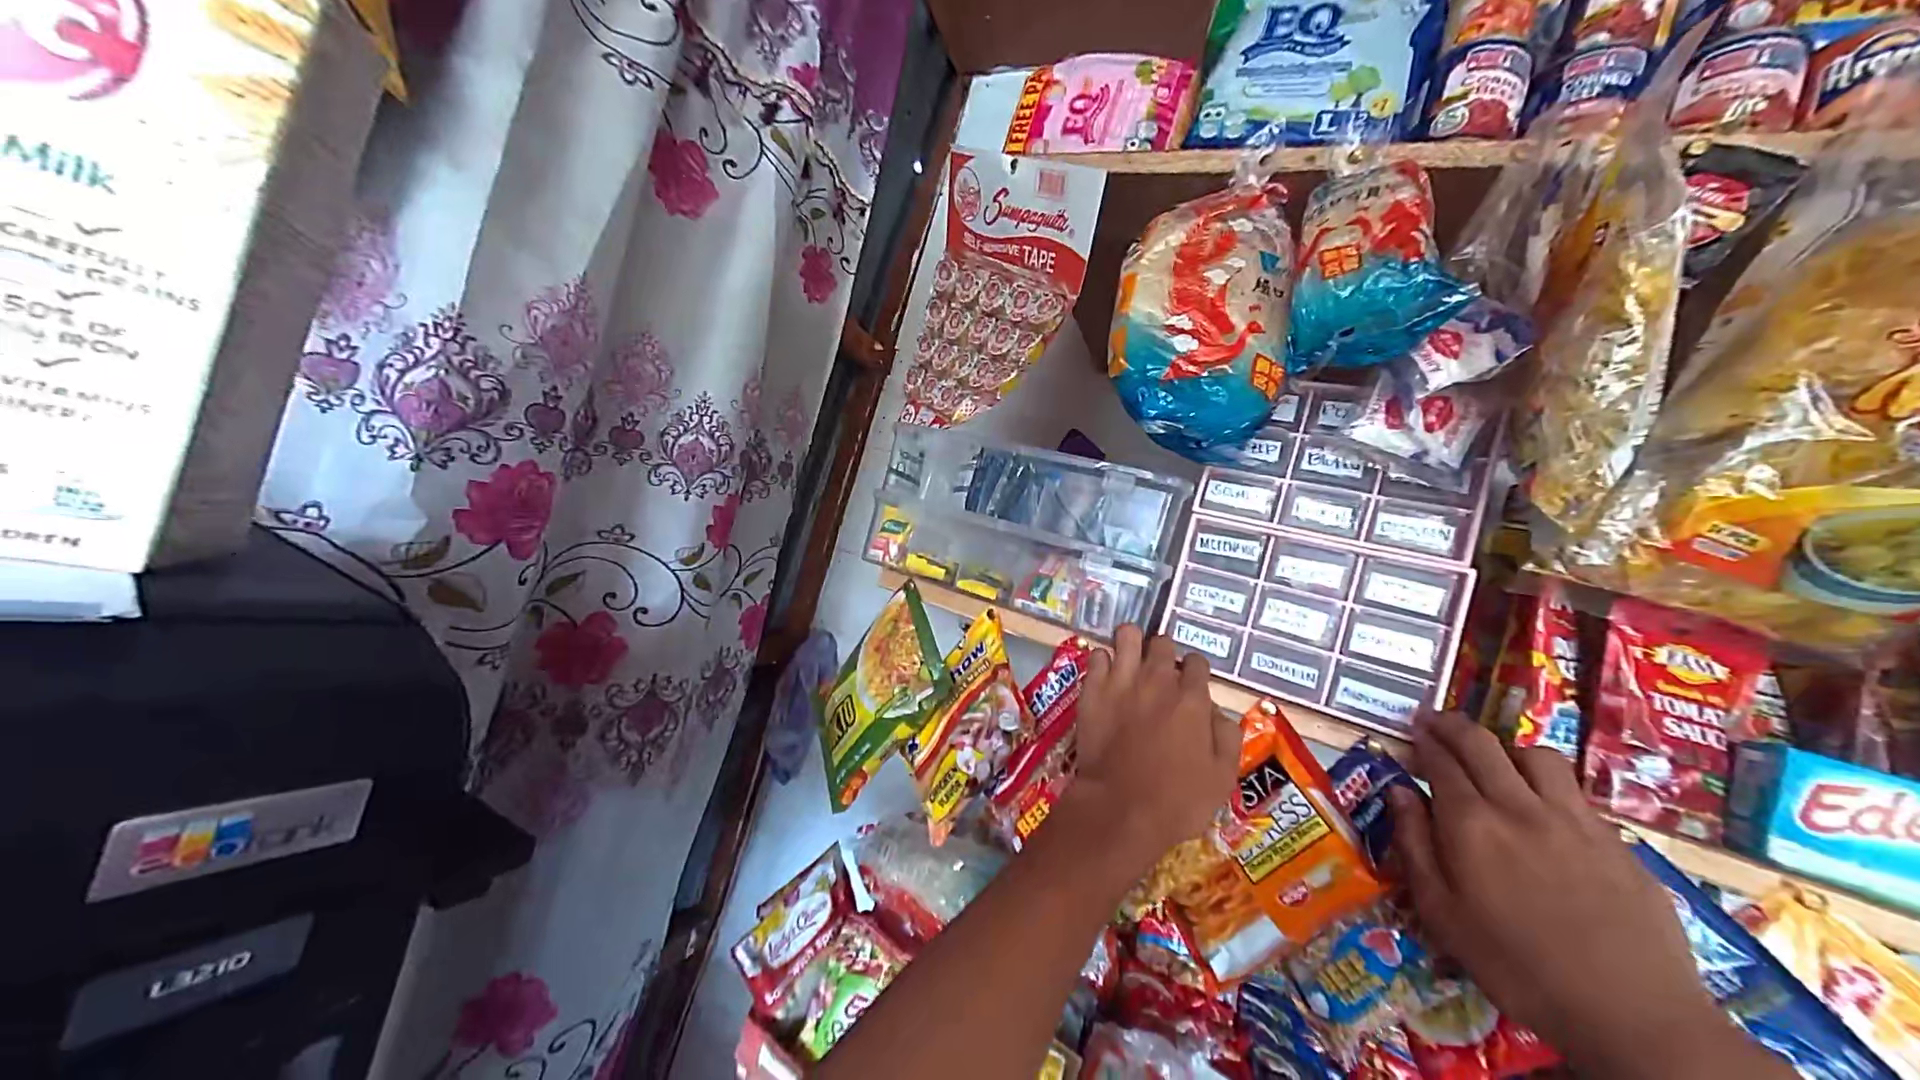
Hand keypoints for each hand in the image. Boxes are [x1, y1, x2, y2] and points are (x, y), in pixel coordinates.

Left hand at [1062, 625, 1239, 870]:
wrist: (1120, 809)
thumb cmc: (1177, 801)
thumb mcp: (1223, 776)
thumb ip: (1226, 735)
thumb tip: (1216, 712)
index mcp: (1192, 698)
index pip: (1196, 662)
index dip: (1194, 672)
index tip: (1189, 686)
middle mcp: (1158, 680)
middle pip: (1162, 643)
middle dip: (1163, 653)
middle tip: (1159, 675)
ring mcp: (1121, 681)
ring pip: (1127, 635)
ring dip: (1131, 644)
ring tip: (1131, 660)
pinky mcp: (1092, 690)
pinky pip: (1096, 656)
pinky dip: (1102, 662)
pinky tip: (1105, 677)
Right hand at [1389, 711, 1758, 1078]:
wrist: (1634, 1016)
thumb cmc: (1515, 965)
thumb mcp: (1440, 911)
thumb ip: (1414, 843)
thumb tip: (1398, 791)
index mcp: (1471, 823)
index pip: (1440, 760)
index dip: (1423, 739)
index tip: (1412, 728)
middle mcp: (1520, 807)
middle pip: (1484, 744)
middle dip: (1455, 726)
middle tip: (1438, 721)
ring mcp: (1576, 822)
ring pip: (1538, 757)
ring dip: (1507, 748)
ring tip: (1495, 761)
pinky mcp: (1618, 843)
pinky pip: (1575, 794)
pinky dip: (1547, 786)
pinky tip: (1543, 811)